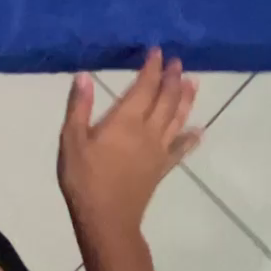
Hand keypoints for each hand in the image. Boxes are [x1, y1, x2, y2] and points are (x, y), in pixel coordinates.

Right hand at [58, 48, 201, 245]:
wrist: (107, 218)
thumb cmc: (84, 176)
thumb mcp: (72, 139)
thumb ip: (79, 106)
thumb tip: (84, 76)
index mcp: (125, 121)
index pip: (144, 88)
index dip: (152, 69)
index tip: (157, 51)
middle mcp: (148, 131)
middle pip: (166, 100)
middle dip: (172, 79)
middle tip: (178, 61)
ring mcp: (159, 150)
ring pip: (177, 119)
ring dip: (186, 100)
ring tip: (193, 83)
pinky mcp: (162, 167)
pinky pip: (181, 149)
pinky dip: (191, 138)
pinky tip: (198, 131)